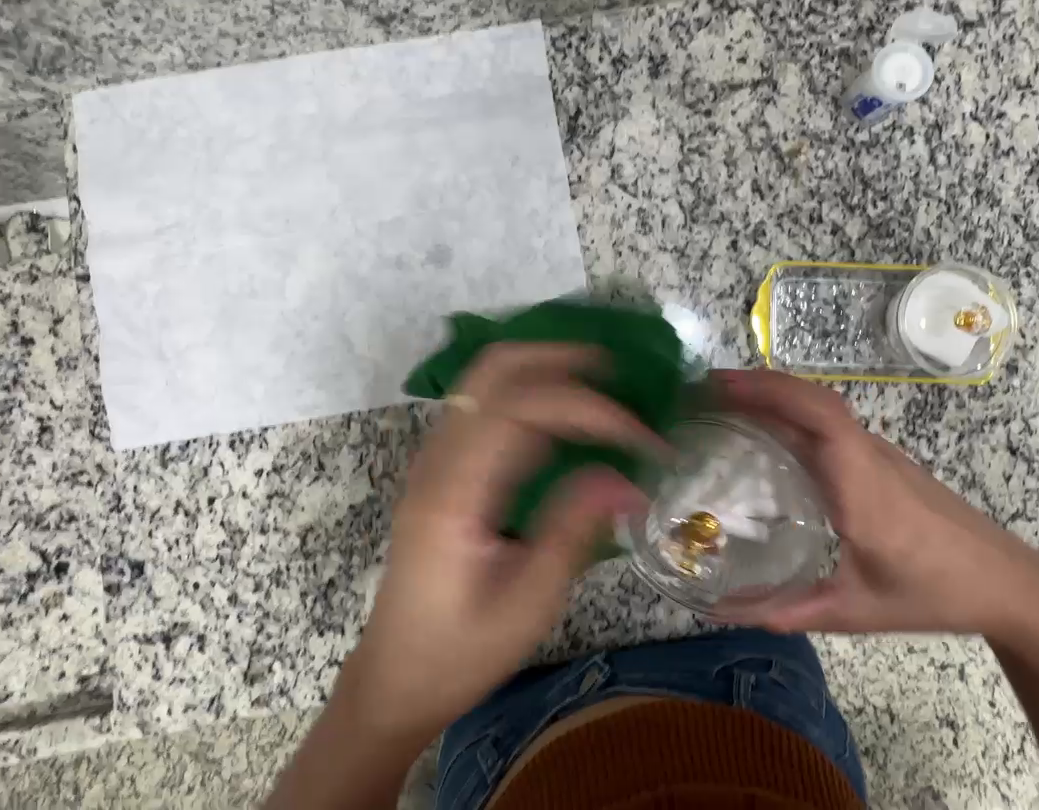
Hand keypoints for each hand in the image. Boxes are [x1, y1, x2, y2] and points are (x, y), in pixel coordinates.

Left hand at [335, 344, 657, 741]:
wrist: (394, 680)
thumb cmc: (460, 652)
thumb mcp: (527, 602)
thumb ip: (574, 530)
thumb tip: (631, 479)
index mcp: (454, 490)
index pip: (523, 409)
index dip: (591, 408)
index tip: (644, 437)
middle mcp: (437, 459)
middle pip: (493, 369)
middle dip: (561, 359)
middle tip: (621, 376)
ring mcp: (433, 459)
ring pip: (484, 378)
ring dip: (544, 368)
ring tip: (602, 385)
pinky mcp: (441, 469)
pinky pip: (483, 403)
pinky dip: (528, 390)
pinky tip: (565, 414)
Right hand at [711, 369, 1038, 643]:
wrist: (1004, 581)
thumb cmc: (933, 593)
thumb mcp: (858, 611)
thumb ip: (793, 610)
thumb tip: (725, 612)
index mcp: (862, 485)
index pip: (819, 417)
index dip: (770, 393)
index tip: (720, 388)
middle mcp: (869, 456)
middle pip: (815, 398)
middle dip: (759, 384)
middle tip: (704, 391)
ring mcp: (879, 453)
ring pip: (824, 405)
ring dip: (776, 393)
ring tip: (724, 403)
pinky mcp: (883, 460)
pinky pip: (832, 422)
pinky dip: (794, 411)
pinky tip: (768, 432)